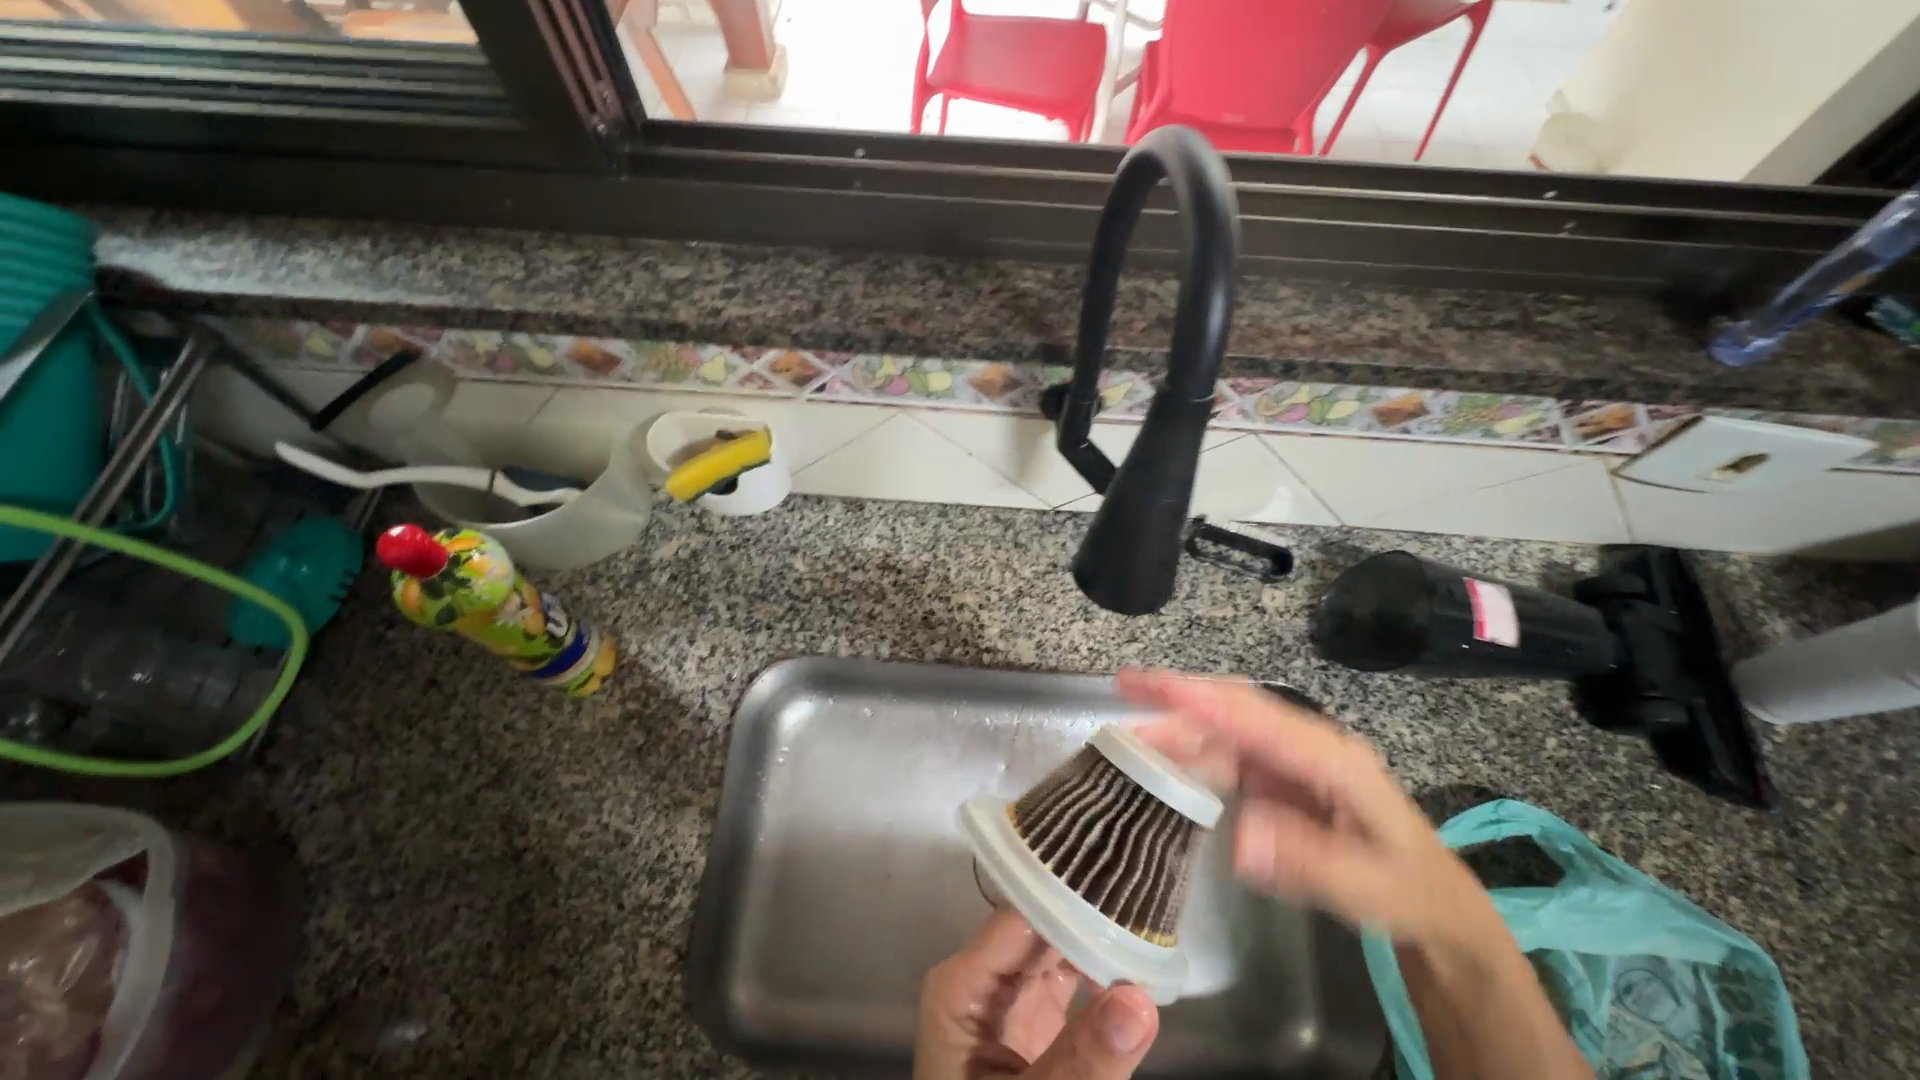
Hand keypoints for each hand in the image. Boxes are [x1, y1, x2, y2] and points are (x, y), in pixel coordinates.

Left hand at [915, 911, 1159, 1079]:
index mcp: (961, 985)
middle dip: (1091, 908)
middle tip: (1148, 887)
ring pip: (1060, 945)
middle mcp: (983, 976)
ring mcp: (1011, 995)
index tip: (1124, 881)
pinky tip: (1142, 955)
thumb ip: (1082, 1060)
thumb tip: (1142, 999)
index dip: (1070, 895)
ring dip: (1102, 933)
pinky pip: (1074, 976)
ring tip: (1152, 909)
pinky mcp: (1038, 1017)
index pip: (1020, 917)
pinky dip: (1105, 967)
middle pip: (1040, 924)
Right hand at [1117, 669, 1503, 955]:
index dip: (1204, 699)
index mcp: (1333, 759)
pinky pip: (1230, 757)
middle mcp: (1309, 748)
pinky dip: (1193, 754)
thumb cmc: (1409, 893)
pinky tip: (1165, 762)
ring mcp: (1294, 763)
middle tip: (1124, 688)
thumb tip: (1239, 836)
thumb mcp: (1367, 887)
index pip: (1259, 719)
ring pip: (1227, 732)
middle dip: (1180, 697)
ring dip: (1179, 728)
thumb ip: (1306, 860)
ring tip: (1130, 734)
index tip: (1155, 686)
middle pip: (1236, 712)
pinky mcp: (1282, 781)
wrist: (1436, 908)